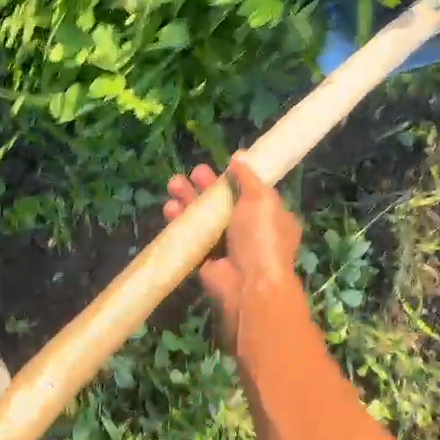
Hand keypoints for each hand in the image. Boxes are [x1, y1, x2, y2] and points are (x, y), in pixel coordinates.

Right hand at [163, 154, 302, 325]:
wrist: (248, 282)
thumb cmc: (261, 237)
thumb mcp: (262, 199)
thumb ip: (248, 177)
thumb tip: (240, 156)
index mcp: (269, 216)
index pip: (249, 193)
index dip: (234, 179)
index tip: (220, 166)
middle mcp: (248, 230)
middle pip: (222, 202)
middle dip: (206, 186)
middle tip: (193, 173)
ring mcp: (225, 244)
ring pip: (203, 216)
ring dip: (188, 199)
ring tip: (173, 184)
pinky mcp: (205, 256)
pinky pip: (190, 234)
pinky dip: (179, 220)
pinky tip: (169, 208)